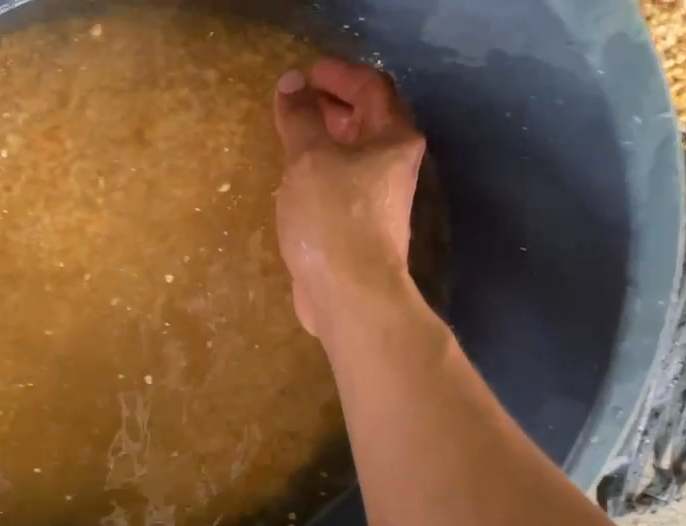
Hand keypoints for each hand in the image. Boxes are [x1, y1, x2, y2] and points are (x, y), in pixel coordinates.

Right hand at [272, 57, 426, 337]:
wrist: (349, 292)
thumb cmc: (331, 219)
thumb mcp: (309, 161)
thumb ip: (299, 120)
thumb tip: (291, 84)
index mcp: (392, 138)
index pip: (371, 88)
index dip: (340, 75)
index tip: (307, 73)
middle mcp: (394, 164)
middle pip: (368, 122)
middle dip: (335, 107)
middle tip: (300, 102)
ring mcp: (379, 200)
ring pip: (355, 157)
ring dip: (328, 142)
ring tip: (295, 140)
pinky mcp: (360, 229)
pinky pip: (342, 186)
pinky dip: (322, 174)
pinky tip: (297, 185)